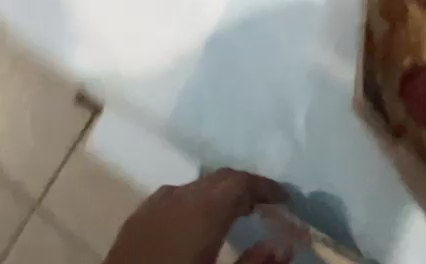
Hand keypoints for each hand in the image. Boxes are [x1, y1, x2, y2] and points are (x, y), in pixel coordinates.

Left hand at [102, 168, 289, 263]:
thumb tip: (285, 245)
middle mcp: (178, 196)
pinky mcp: (139, 217)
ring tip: (239, 215)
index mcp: (201, 211)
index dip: (265, 187)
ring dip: (221, 195)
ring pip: (196, 187)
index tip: (286, 198)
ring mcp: (154, 203)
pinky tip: (200, 226)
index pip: (240, 183)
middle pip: (218, 179)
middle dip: (245, 187)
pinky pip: (176, 198)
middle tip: (268, 206)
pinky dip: (198, 203)